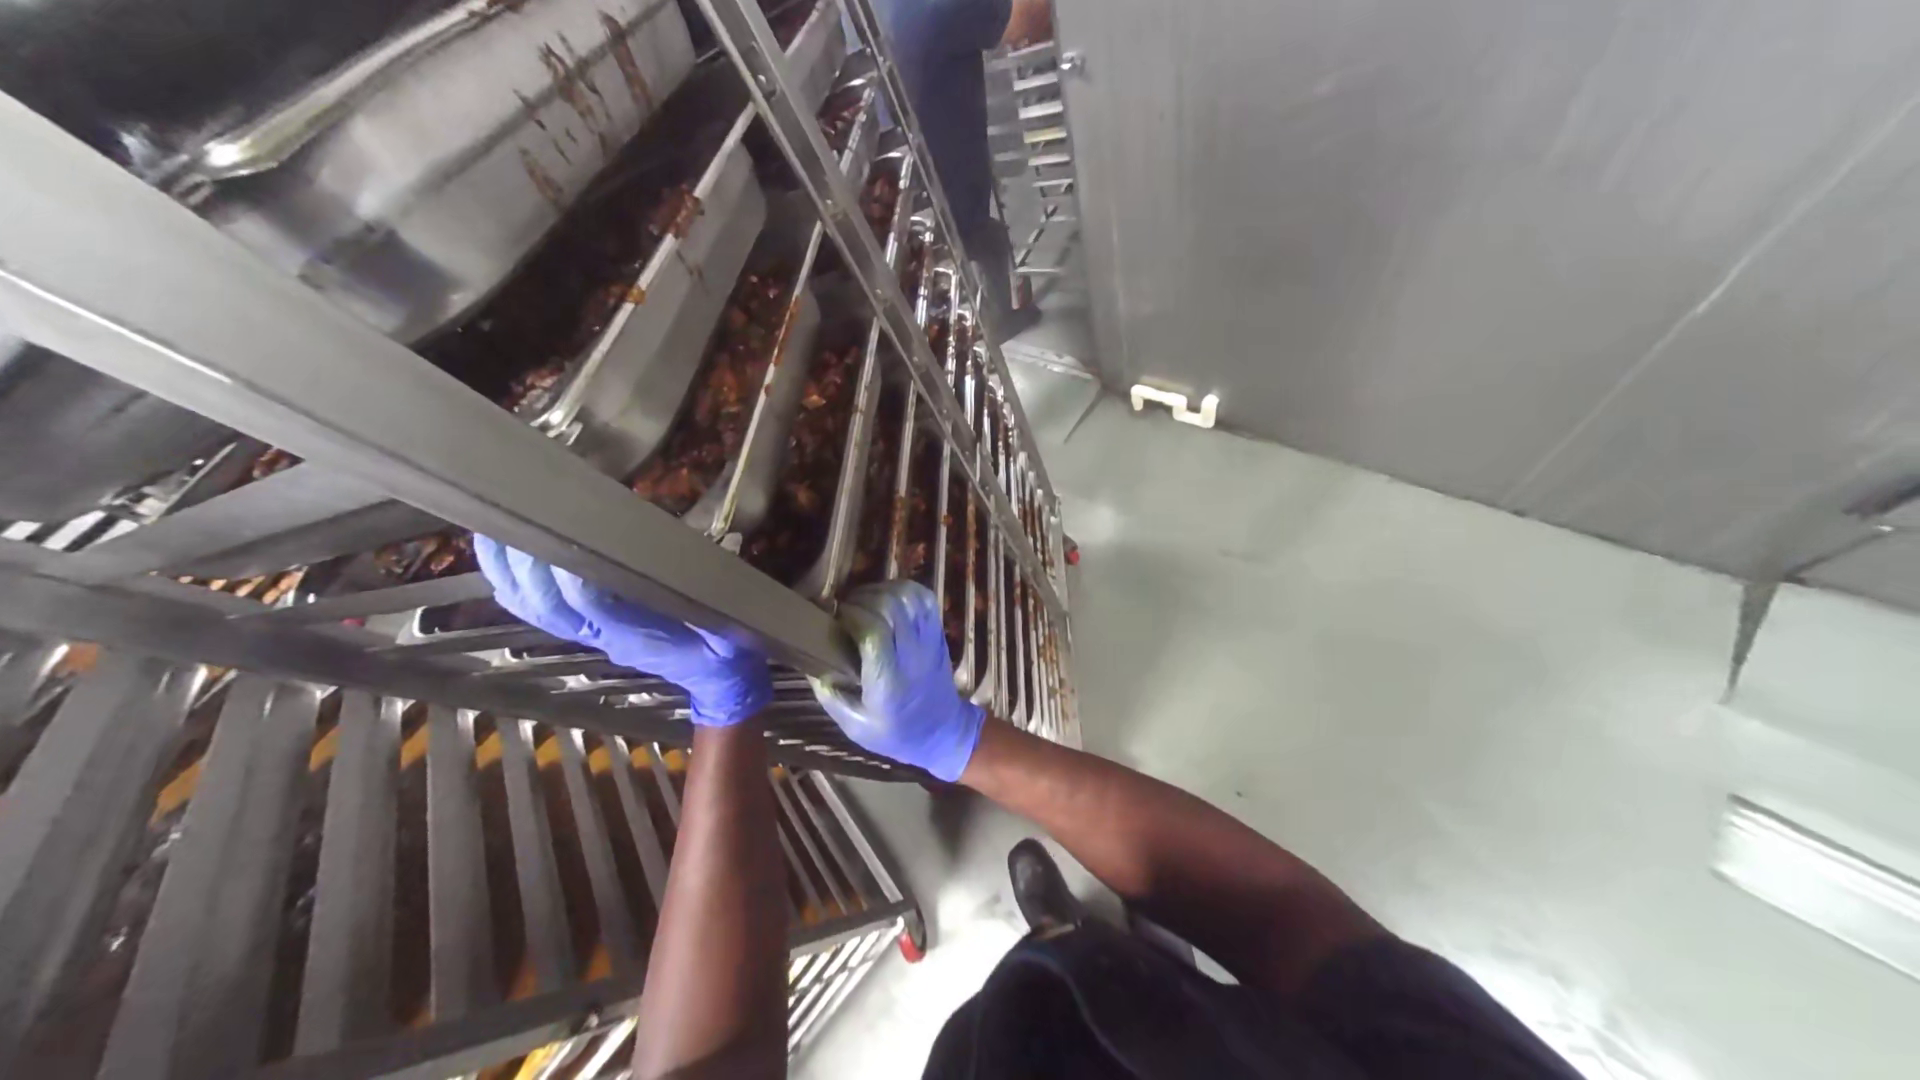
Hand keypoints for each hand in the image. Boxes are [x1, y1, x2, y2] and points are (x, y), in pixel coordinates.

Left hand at [474, 536, 771, 726]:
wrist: (718, 680)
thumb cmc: (726, 647)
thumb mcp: (729, 624)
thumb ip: (713, 598)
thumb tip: (710, 554)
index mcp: (640, 631)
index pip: (591, 602)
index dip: (569, 573)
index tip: (562, 536)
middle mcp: (606, 635)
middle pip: (550, 604)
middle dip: (528, 566)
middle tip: (519, 521)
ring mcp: (593, 635)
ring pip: (536, 609)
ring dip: (510, 573)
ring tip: (496, 531)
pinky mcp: (588, 631)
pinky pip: (538, 613)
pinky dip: (512, 586)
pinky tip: (502, 559)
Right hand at [810, 581, 984, 781]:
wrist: (943, 732)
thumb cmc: (896, 733)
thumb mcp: (855, 726)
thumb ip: (830, 694)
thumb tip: (811, 662)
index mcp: (890, 681)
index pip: (874, 631)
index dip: (852, 616)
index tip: (834, 619)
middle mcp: (912, 654)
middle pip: (891, 606)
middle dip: (862, 600)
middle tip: (845, 611)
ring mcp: (929, 639)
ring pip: (908, 596)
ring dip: (880, 591)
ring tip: (862, 604)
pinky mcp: (937, 631)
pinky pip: (923, 597)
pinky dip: (901, 590)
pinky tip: (885, 600)